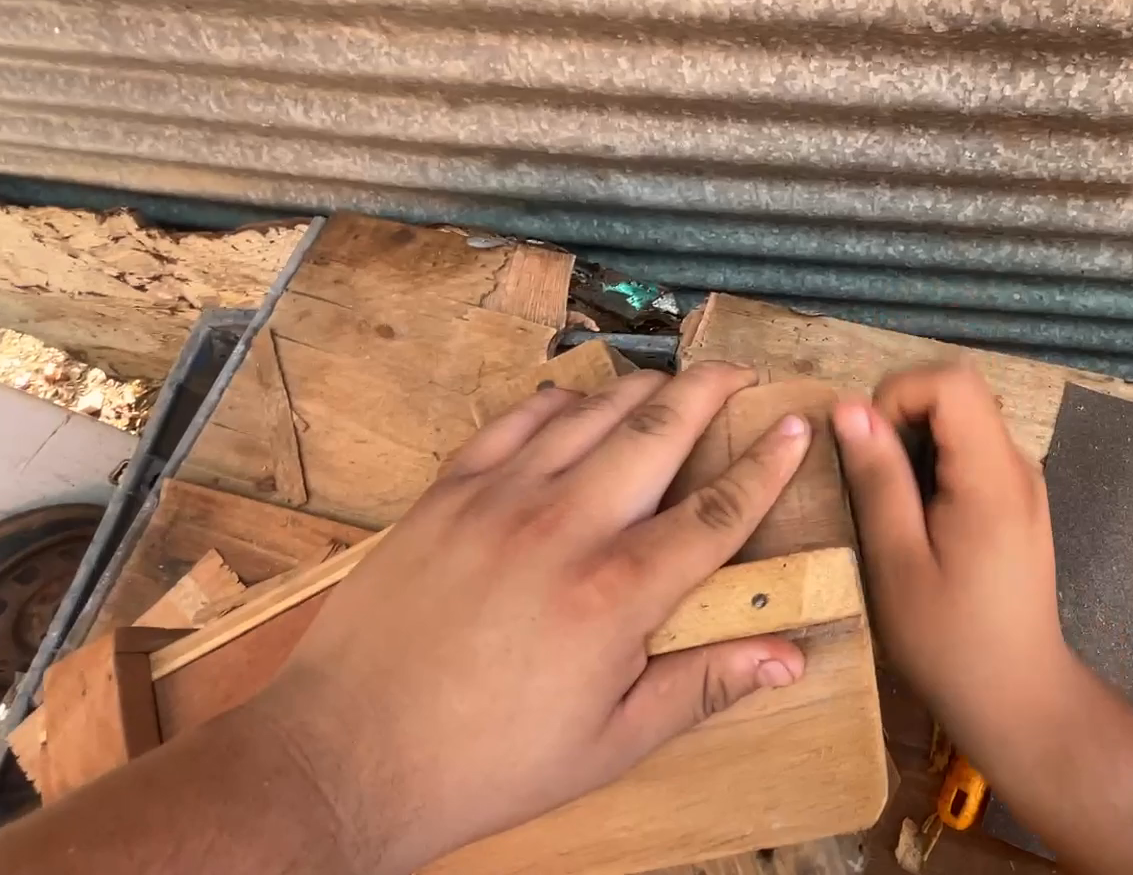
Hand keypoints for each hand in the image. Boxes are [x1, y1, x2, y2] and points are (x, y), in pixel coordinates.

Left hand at [236, 364, 812, 874]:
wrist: (336, 762)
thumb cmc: (489, 761)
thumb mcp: (612, 742)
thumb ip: (706, 685)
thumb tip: (791, 659)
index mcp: (617, 594)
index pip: (719, 512)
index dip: (768, 464)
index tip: (797, 426)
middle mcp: (567, 527)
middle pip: (661, 429)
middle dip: (713, 388)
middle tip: (741, 371)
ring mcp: (502, 498)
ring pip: (596, 410)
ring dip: (647, 387)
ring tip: (675, 385)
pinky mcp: (449, 490)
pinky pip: (520, 417)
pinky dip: (565, 400)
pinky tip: (582, 406)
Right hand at [830, 365, 1073, 750]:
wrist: (1019, 696)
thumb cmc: (949, 642)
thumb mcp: (897, 562)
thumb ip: (878, 479)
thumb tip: (848, 407)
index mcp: (993, 476)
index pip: (953, 381)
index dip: (899, 395)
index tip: (869, 446)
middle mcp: (1019, 464)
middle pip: (959, 393)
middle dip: (903, 418)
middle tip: (875, 482)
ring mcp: (1025, 480)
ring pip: (963, 419)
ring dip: (917, 443)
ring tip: (896, 506)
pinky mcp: (1020, 498)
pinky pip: (973, 450)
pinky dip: (937, 463)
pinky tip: (923, 518)